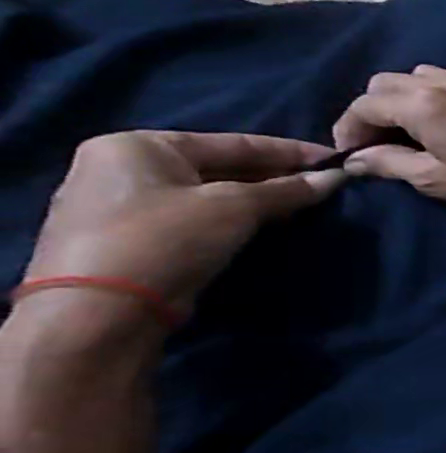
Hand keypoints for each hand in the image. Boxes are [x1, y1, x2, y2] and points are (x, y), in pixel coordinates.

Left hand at [22, 131, 346, 317]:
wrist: (101, 309)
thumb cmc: (167, 236)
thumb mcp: (237, 206)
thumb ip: (289, 189)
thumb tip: (337, 178)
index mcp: (137, 146)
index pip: (235, 143)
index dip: (292, 151)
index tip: (336, 159)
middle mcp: (122, 167)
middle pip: (222, 166)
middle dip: (276, 177)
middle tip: (325, 185)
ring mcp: (122, 204)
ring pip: (212, 193)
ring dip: (260, 199)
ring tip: (305, 205)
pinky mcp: (133, 237)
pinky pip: (198, 216)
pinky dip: (236, 217)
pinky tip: (268, 223)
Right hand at [332, 66, 445, 229]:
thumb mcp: (434, 179)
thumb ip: (388, 163)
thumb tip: (354, 160)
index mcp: (424, 103)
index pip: (365, 104)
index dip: (348, 128)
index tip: (351, 152)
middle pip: (388, 83)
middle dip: (374, 109)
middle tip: (378, 141)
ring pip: (422, 76)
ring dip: (406, 98)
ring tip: (411, 130)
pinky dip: (439, 97)